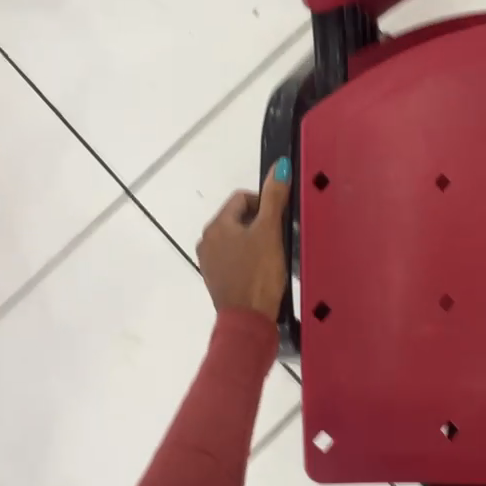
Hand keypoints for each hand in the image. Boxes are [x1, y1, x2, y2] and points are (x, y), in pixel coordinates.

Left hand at [196, 160, 291, 316]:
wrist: (248, 320)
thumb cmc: (260, 272)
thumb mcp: (270, 231)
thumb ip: (274, 196)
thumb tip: (278, 165)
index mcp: (217, 225)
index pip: (243, 198)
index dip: (265, 203)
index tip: (278, 222)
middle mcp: (206, 240)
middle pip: (238, 218)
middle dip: (259, 224)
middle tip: (277, 240)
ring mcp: (208, 261)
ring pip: (236, 238)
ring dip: (253, 241)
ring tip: (270, 257)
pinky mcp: (214, 279)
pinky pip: (232, 258)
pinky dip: (246, 259)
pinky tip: (260, 272)